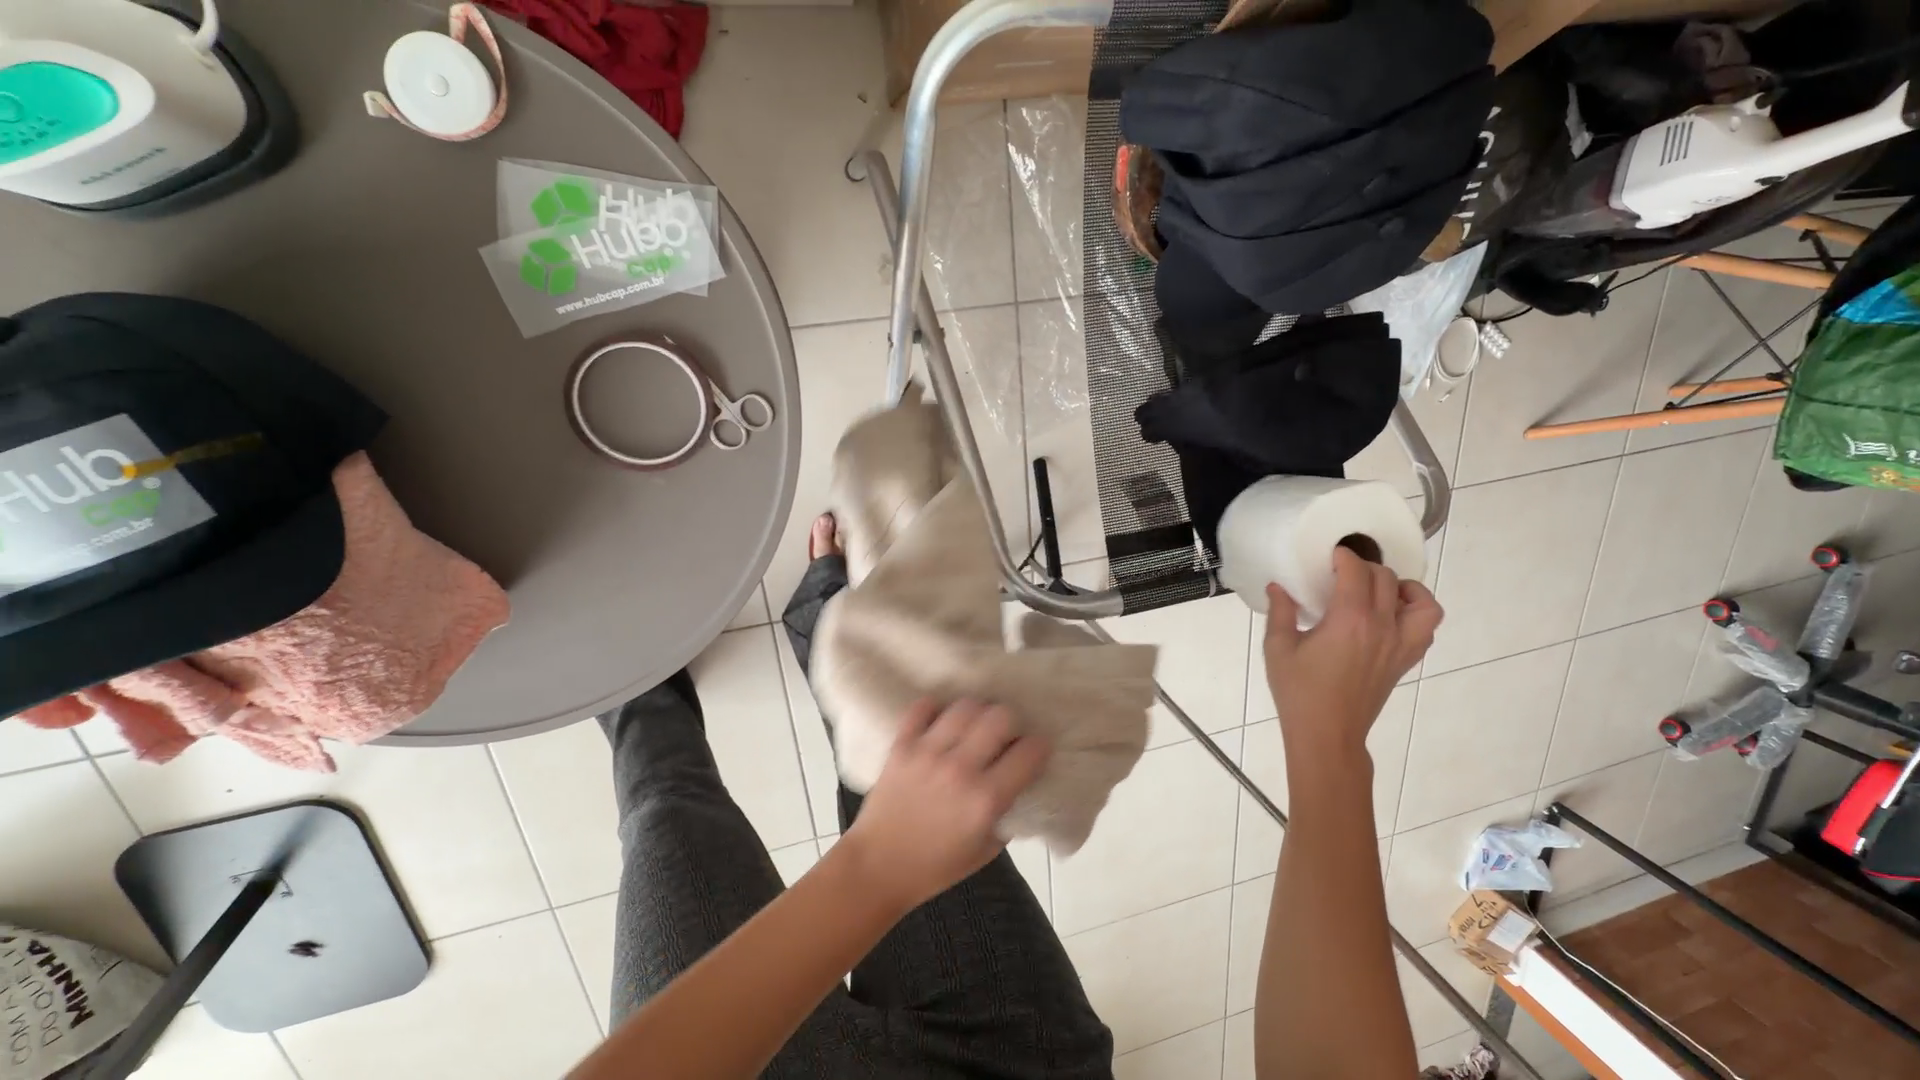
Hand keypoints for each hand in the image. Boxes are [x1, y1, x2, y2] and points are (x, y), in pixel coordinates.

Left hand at [841, 699, 1051, 911]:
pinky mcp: (901, 746)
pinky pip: (922, 708)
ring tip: (974, 726)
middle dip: (1011, 723)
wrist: (878, 867)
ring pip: (965, 707)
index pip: (1030, 752)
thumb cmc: (935, 866)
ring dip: (977, 713)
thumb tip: (1017, 785)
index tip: (1035, 750)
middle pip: (1000, 716)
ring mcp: (927, 753)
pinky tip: (941, 723)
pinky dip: (935, 709)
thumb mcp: (986, 850)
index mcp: (986, 799)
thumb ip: (1006, 814)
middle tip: (1005, 736)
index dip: (1039, 747)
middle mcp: (960, 769)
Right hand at [1264, 547, 1442, 756]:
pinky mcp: (1405, 659)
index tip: (1330, 556)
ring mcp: (1400, 644)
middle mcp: (1381, 626)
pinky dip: (1417, 613)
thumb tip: (1278, 587)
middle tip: (1342, 573)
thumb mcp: (1278, 648)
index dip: (1343, 556)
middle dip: (1364, 567)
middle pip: (1385, 578)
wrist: (1327, 733)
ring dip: (1403, 587)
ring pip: (1421, 600)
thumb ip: (1280, 612)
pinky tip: (1392, 616)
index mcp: (1349, 619)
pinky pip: (1427, 627)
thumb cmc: (1299, 692)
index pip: (1356, 571)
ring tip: (1379, 590)